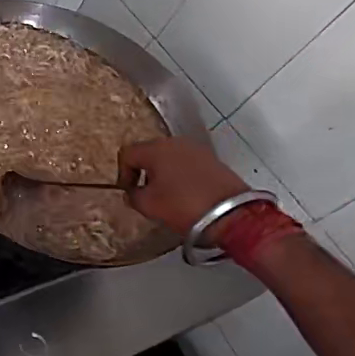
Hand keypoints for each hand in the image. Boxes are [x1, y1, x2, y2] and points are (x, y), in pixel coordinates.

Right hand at [118, 137, 249, 236]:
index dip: (122, 174)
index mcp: (156, 149)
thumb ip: (133, 196)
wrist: (232, 214)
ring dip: (161, 173)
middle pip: (148, 152)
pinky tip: (184, 194)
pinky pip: (186, 163)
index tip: (129, 192)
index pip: (127, 154)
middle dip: (142, 172)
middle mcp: (175, 142)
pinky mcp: (212, 159)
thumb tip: (132, 192)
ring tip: (165, 195)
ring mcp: (197, 149)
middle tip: (144, 194)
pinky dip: (179, 175)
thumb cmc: (183, 206)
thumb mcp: (149, 205)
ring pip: (168, 157)